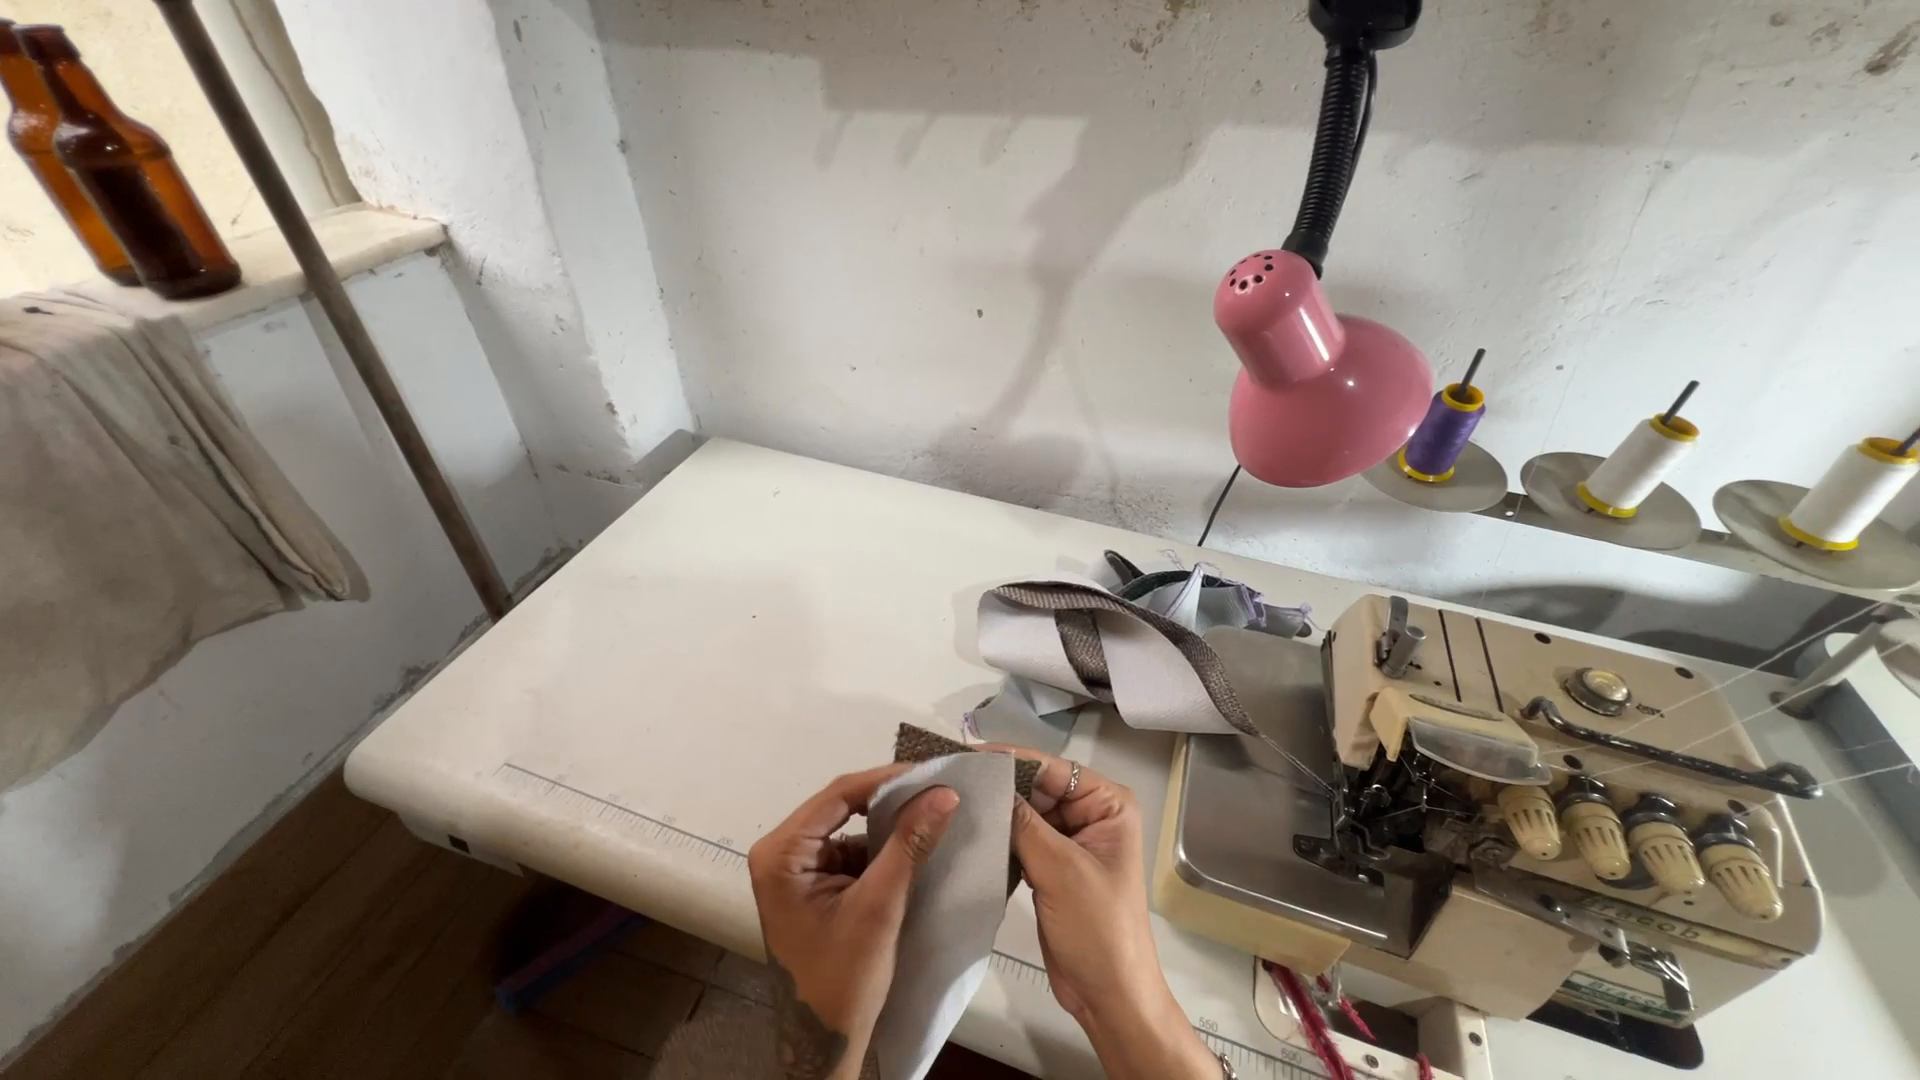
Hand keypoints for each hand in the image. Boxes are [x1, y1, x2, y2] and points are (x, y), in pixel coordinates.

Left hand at [748, 765, 960, 1079]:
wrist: (826, 1044)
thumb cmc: (843, 977)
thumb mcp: (879, 905)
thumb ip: (909, 843)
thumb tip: (945, 792)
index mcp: (780, 852)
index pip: (838, 795)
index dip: (887, 780)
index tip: (934, 773)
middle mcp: (781, 852)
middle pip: (842, 807)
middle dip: (891, 801)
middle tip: (938, 789)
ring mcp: (797, 869)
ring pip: (851, 827)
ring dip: (890, 824)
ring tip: (935, 810)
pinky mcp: (815, 885)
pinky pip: (852, 851)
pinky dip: (884, 849)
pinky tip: (916, 843)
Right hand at [984, 745, 1218, 1079]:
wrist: (1108, 995)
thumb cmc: (1097, 927)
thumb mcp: (1059, 869)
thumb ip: (1022, 822)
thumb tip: (984, 782)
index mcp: (1108, 804)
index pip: (1053, 769)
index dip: (1011, 760)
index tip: (966, 756)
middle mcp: (1091, 814)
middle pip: (1037, 787)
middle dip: (999, 785)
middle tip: (950, 778)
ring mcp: (1070, 841)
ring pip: (1025, 812)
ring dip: (995, 811)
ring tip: (951, 800)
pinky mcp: (1051, 865)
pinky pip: (1020, 839)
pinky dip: (998, 837)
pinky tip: (966, 831)